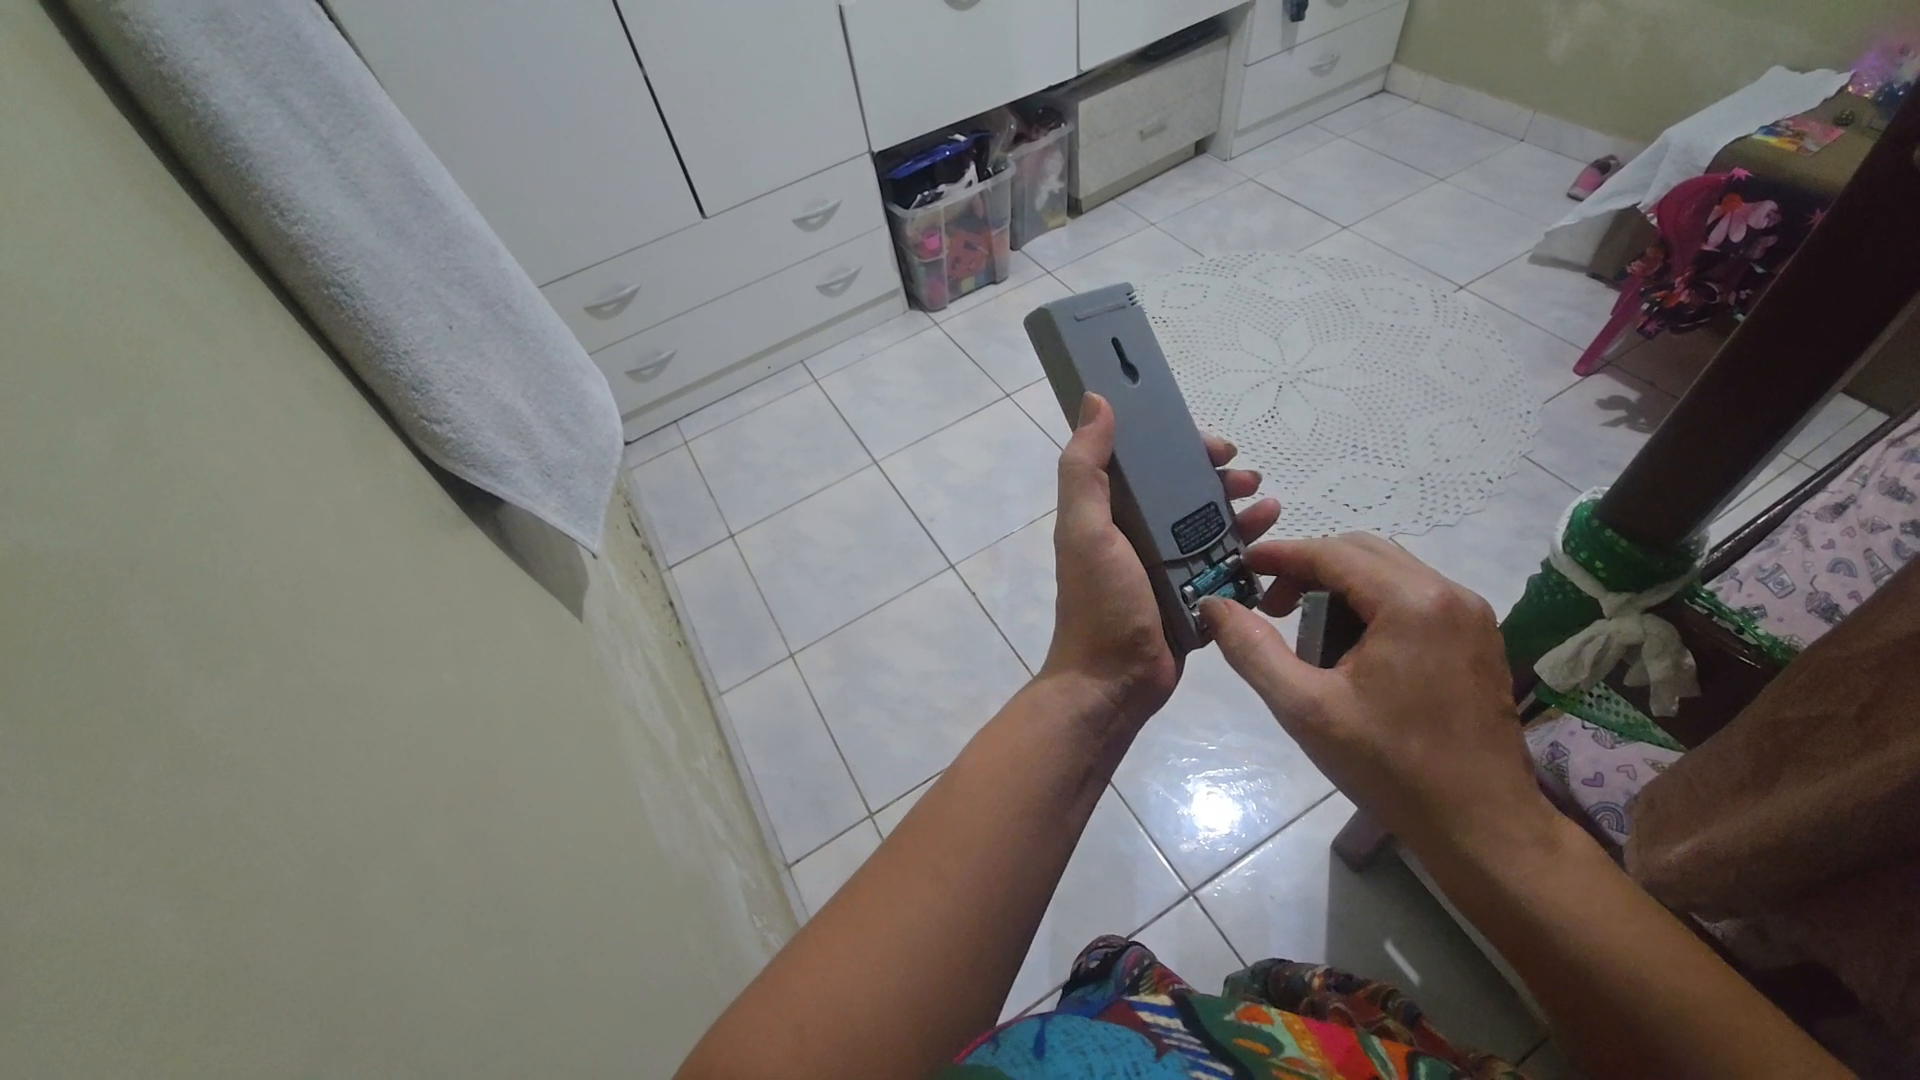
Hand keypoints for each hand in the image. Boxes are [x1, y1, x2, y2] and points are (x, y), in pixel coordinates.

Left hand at [1040, 392, 1279, 730]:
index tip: (1212, 445)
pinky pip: (1227, 562)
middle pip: (1186, 491)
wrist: (1113, 682)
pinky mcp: (1194, 596)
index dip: (1179, 447)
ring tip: (1267, 502)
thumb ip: (1085, 468)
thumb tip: (1094, 399)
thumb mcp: (1085, 530)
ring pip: (1212, 524)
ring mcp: (1168, 566)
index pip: (1148, 464)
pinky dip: (1249, 545)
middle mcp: (1138, 534)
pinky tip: (1272, 533)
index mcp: (1110, 514)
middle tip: (1246, 474)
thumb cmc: (1100, 602)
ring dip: (1241, 507)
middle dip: (1219, 476)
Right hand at [1199, 534, 1552, 857]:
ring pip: (1390, 572)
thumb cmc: (1390, 767)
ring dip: (1341, 586)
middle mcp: (1449, 593)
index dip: (1281, 555)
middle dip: (1309, 568)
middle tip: (1271, 606)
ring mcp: (1471, 615)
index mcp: (1412, 603)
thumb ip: (1252, 649)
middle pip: (1364, 551)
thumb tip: (1214, 604)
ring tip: (1306, 631)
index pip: (1333, 552)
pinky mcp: (1477, 637)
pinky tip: (1350, 647)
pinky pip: (1414, 596)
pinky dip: (1372, 604)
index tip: (1242, 566)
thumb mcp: (1305, 708)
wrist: (1481, 824)